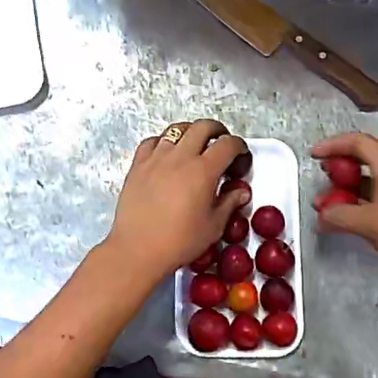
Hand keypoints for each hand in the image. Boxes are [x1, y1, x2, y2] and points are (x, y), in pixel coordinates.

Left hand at [104, 120, 250, 278]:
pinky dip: (163, 142)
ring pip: (175, 130)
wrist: (138, 250)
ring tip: (194, 143)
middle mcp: (180, 158)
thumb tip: (240, 192)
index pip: (227, 145)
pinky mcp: (137, 166)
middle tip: (221, 141)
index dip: (238, 145)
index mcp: (203, 171)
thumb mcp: (213, 226)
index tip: (240, 153)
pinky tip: (166, 153)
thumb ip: (228, 203)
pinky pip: (151, 142)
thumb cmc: (179, 242)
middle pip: (202, 127)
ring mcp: (156, 159)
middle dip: (216, 130)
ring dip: (190, 132)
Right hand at [311, 132, 377, 292]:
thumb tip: (325, 214)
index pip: (362, 144)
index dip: (336, 144)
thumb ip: (343, 216)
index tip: (317, 154)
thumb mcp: (373, 224)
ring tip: (329, 208)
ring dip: (348, 194)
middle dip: (340, 169)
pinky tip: (351, 226)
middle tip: (323, 180)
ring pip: (372, 188)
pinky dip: (360, 212)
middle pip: (367, 164)